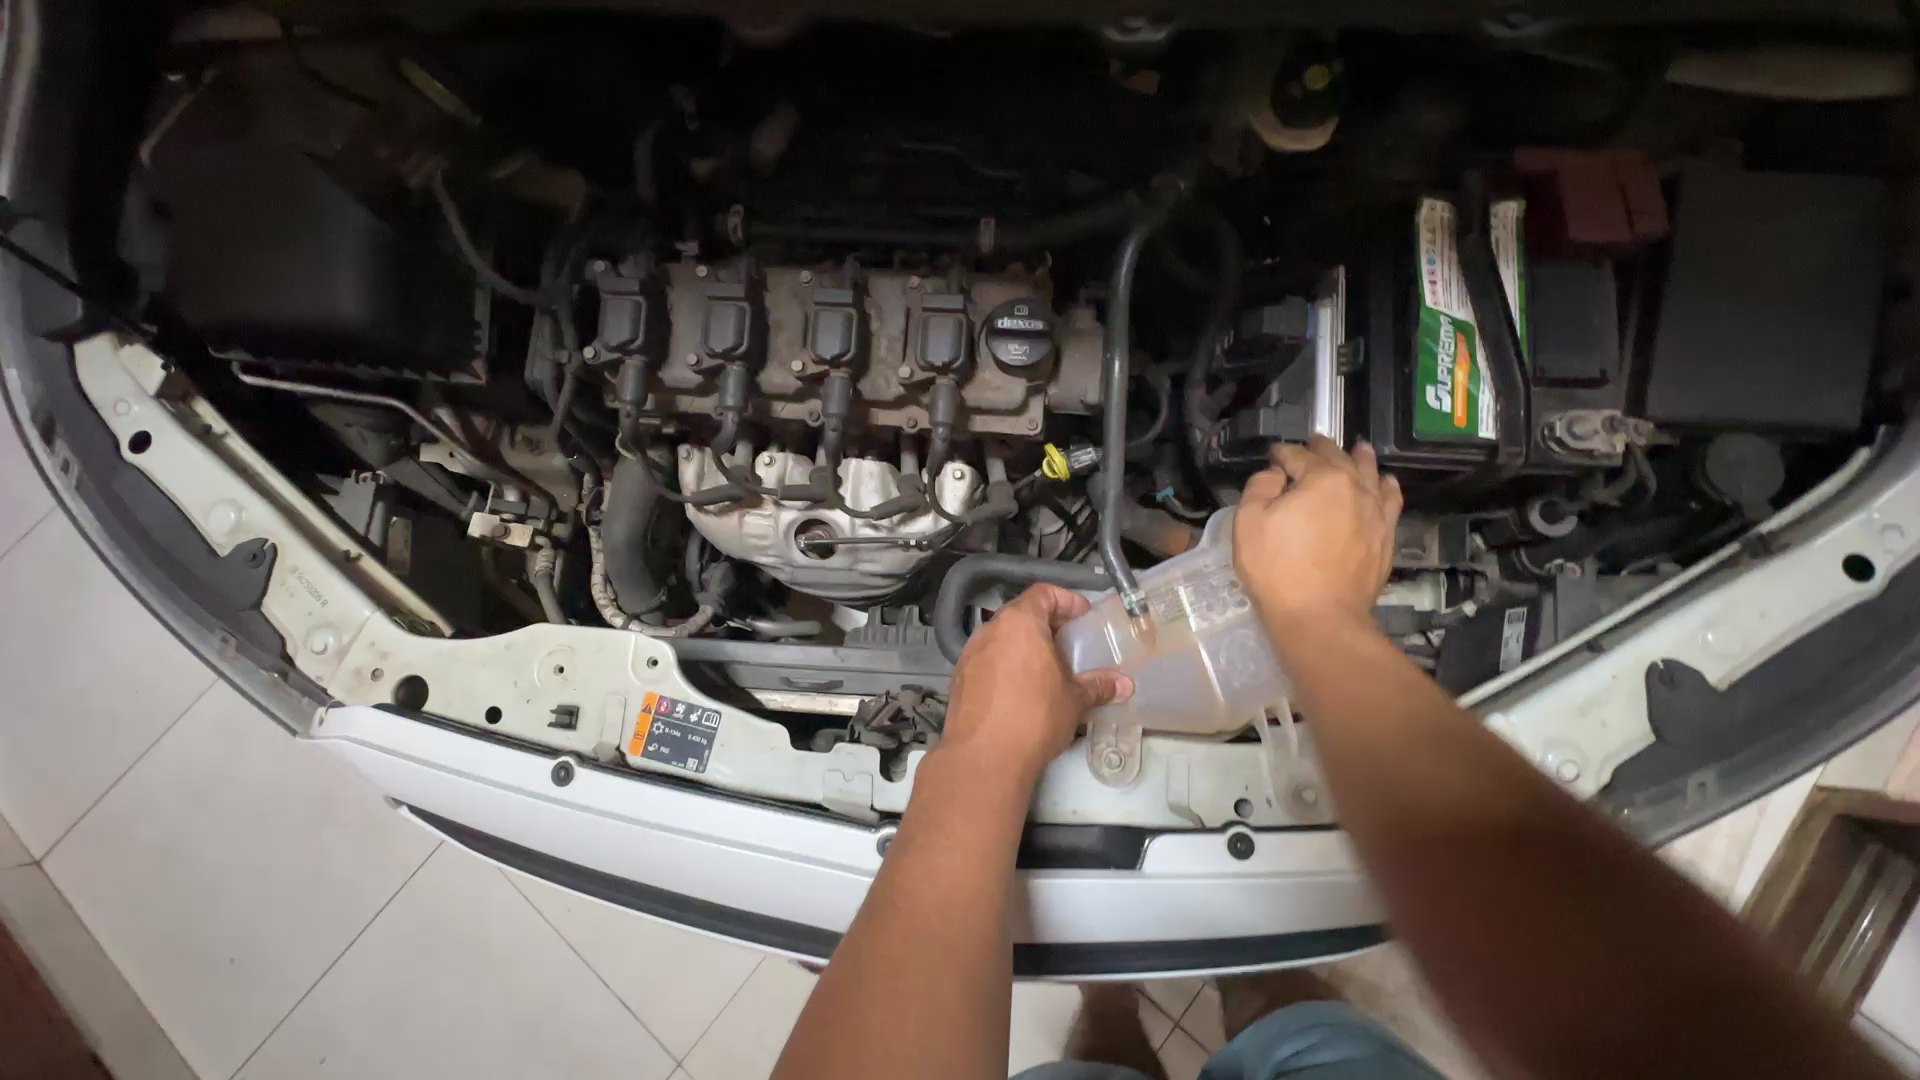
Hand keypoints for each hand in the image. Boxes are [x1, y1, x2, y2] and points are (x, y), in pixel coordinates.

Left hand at [942, 584, 1132, 778]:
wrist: (983, 757)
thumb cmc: (1033, 717)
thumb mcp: (1074, 700)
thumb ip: (1098, 686)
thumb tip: (1123, 684)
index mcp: (1019, 623)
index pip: (1043, 593)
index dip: (1066, 600)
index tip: (1082, 616)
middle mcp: (990, 630)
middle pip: (1020, 613)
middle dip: (1046, 625)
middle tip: (1068, 644)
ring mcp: (970, 654)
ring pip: (1001, 638)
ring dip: (1024, 646)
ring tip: (1046, 669)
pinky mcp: (959, 678)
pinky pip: (987, 660)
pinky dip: (1005, 665)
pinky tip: (1021, 690)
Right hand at [1234, 437, 1402, 638]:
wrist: (1319, 615)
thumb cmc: (1277, 567)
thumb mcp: (1249, 521)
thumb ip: (1260, 486)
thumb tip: (1276, 473)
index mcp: (1321, 478)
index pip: (1298, 456)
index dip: (1282, 453)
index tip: (1273, 454)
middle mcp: (1355, 487)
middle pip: (1339, 459)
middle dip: (1322, 448)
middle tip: (1314, 440)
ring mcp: (1376, 512)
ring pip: (1371, 475)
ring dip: (1361, 459)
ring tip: (1359, 448)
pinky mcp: (1386, 536)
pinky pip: (1391, 501)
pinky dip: (1386, 487)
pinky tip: (1385, 483)